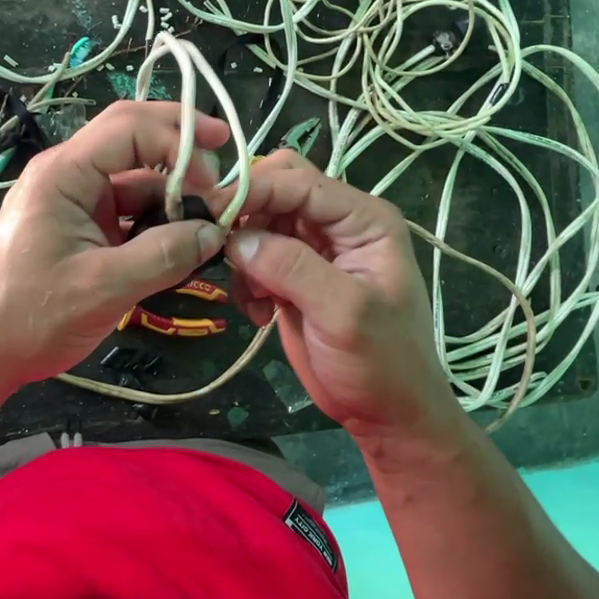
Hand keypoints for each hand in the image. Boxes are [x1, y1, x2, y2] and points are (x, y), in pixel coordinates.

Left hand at [0, 101, 228, 389]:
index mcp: (63, 174)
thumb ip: (165, 255)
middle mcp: (69, 177)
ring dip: (174, 193)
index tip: (215, 173)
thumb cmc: (30, 316)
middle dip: (179, 144)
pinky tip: (186, 240)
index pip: (128, 128)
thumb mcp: (104, 287)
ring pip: (136, 180)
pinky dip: (159, 222)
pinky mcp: (81, 230)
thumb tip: (216, 233)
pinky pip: (128, 213)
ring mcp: (75, 204)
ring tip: (213, 217)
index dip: (178, 138)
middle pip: (131, 140)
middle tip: (227, 153)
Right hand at [227, 151, 457, 439]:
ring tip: (253, 298)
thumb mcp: (344, 312)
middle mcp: (339, 225)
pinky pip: (255, 258)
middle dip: (245, 214)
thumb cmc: (382, 361)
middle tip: (219, 244)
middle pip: (278, 191)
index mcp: (364, 219)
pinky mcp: (294, 277)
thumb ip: (292, 267)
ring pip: (259, 224)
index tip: (210, 207)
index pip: (301, 182)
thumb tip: (236, 237)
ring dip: (243, 255)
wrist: (388, 416)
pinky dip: (246, 281)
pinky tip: (259, 314)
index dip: (255, 187)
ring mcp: (315, 250)